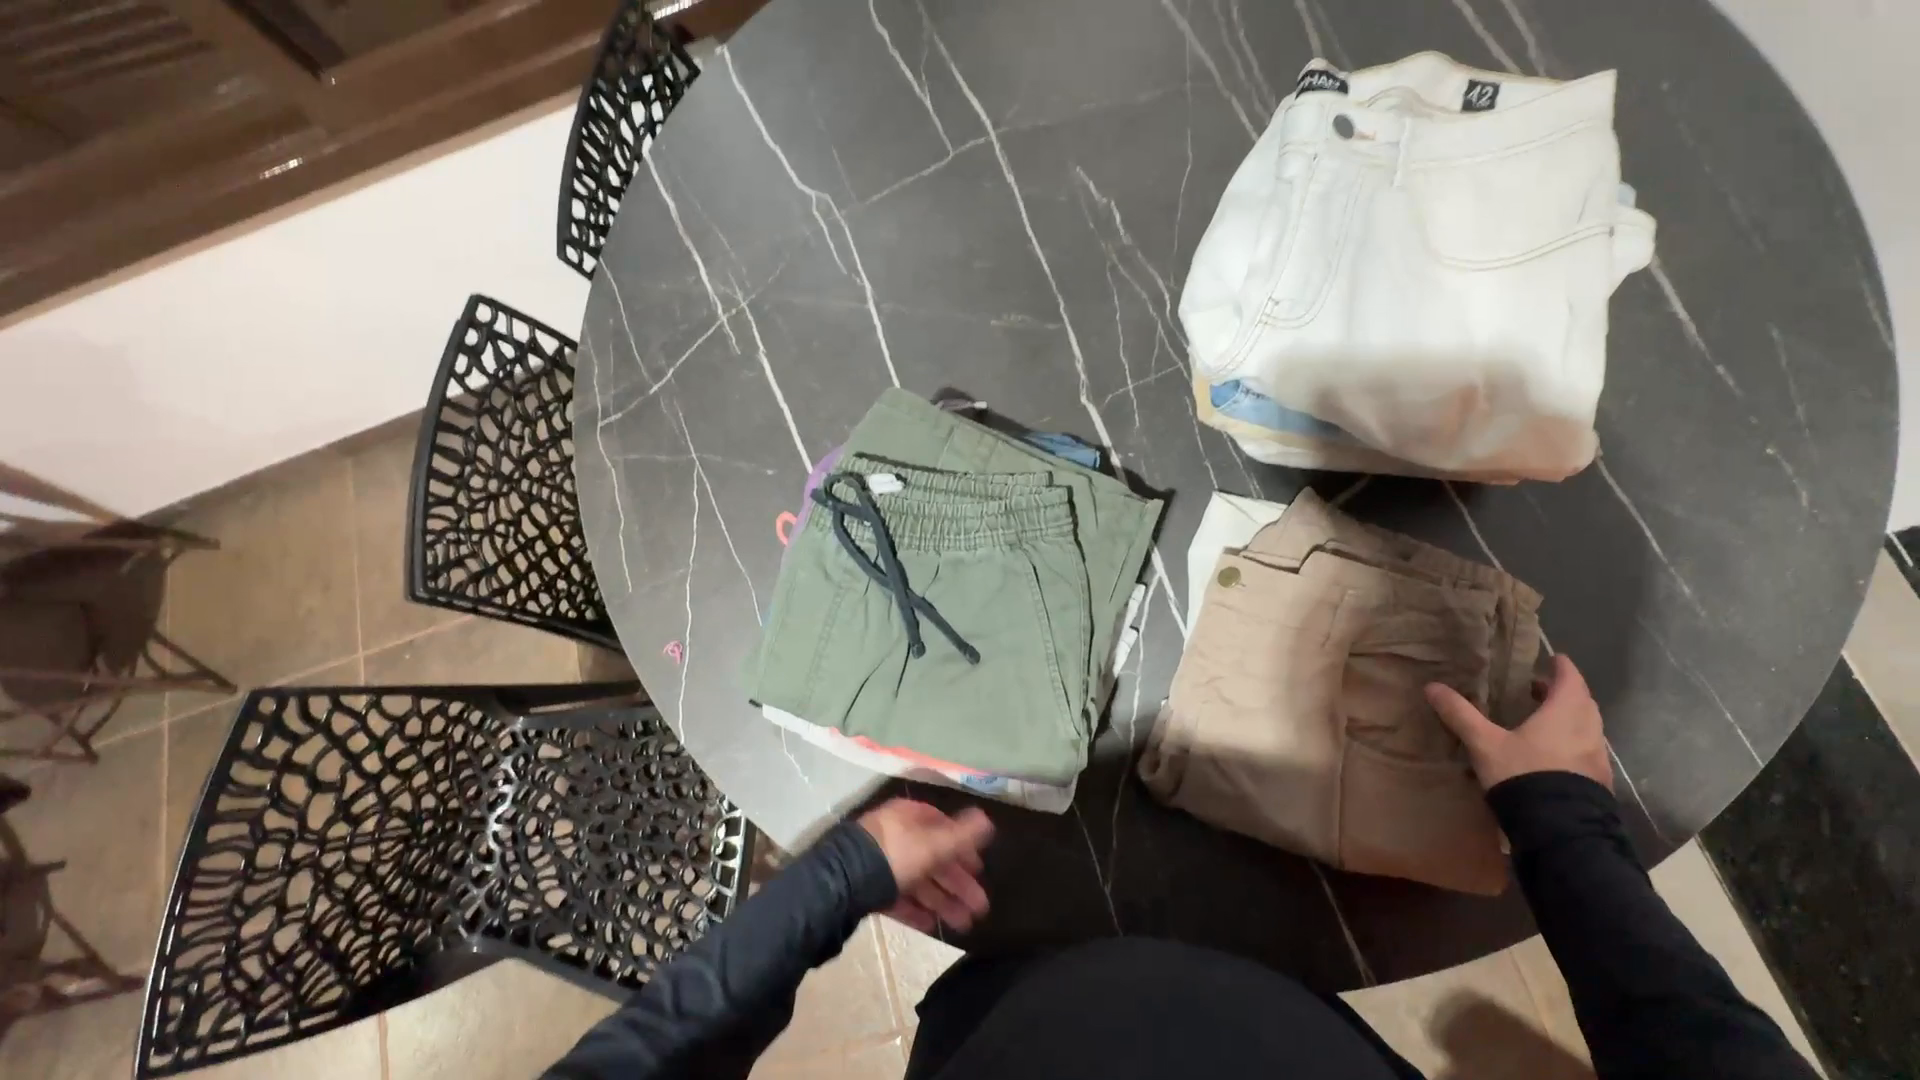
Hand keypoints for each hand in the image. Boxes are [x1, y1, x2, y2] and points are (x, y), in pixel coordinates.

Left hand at [857, 798, 993, 932]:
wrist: (841, 884)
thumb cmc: (894, 855)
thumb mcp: (933, 844)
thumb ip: (961, 835)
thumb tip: (987, 819)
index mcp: (908, 817)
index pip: (942, 826)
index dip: (964, 847)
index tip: (980, 869)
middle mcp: (894, 836)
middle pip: (933, 858)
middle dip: (958, 884)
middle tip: (980, 907)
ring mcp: (879, 863)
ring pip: (918, 882)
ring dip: (943, 902)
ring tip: (964, 925)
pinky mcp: (868, 888)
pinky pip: (899, 898)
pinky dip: (916, 911)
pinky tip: (931, 926)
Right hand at [1425, 653, 1613, 791]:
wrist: (1559, 827)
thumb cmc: (1523, 774)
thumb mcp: (1484, 742)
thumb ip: (1460, 714)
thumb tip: (1432, 687)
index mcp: (1564, 714)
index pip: (1571, 680)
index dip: (1563, 667)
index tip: (1555, 659)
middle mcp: (1588, 730)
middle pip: (1582, 702)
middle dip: (1564, 692)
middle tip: (1540, 689)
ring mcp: (1597, 757)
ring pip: (1588, 727)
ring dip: (1570, 717)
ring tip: (1544, 719)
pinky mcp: (1597, 779)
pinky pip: (1587, 749)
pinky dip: (1574, 741)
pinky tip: (1554, 752)